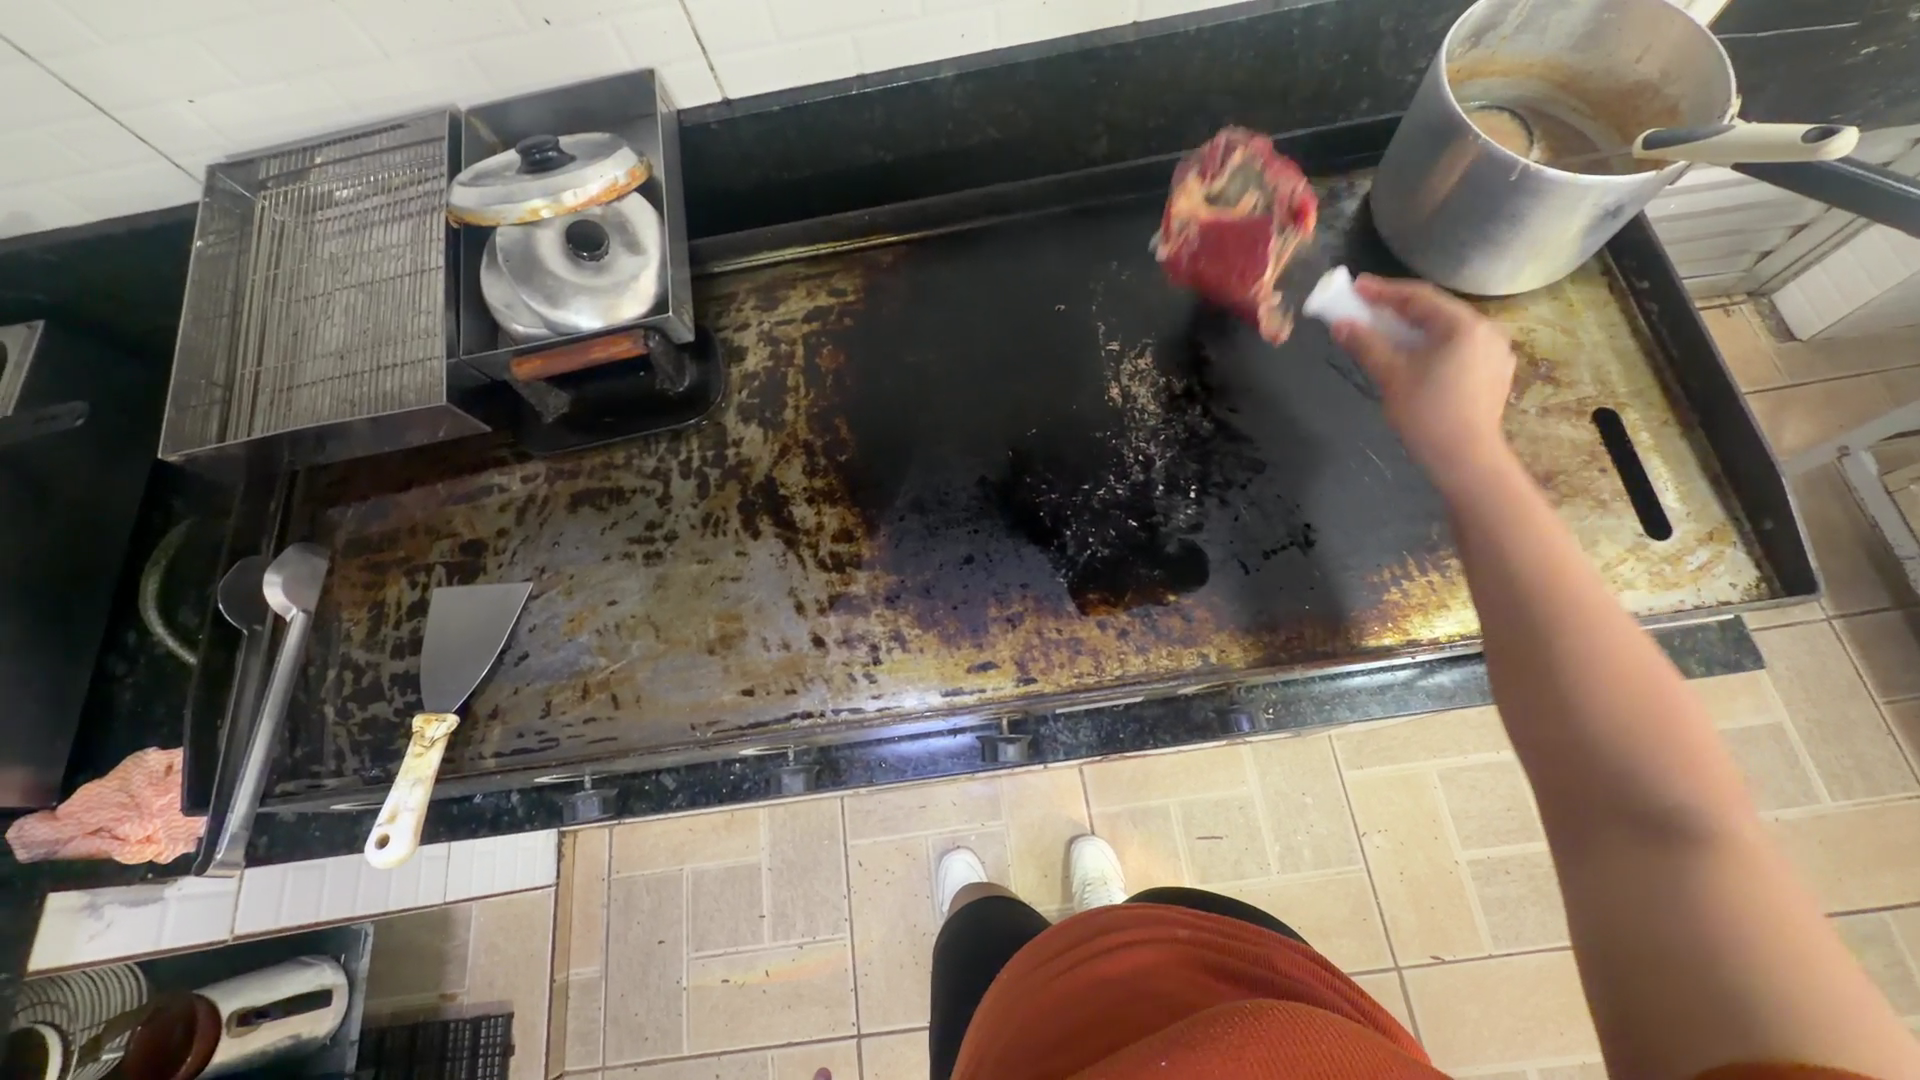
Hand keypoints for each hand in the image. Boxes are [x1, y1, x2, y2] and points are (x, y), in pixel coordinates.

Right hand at [1330, 274, 1517, 491]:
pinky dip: (1434, 346)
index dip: (1384, 290)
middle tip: (1369, 308)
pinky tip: (1417, 358)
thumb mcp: (1391, 376)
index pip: (1419, 297)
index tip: (1357, 286)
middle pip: (1436, 311)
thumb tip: (1341, 324)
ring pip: (1448, 330)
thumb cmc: (1426, 414)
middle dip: (1400, 309)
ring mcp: (1495, 352)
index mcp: (1463, 325)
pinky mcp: (1495, 373)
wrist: (1465, 457)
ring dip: (1416, 328)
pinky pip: (1460, 348)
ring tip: (1390, 333)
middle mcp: (1486, 330)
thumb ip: (1366, 345)